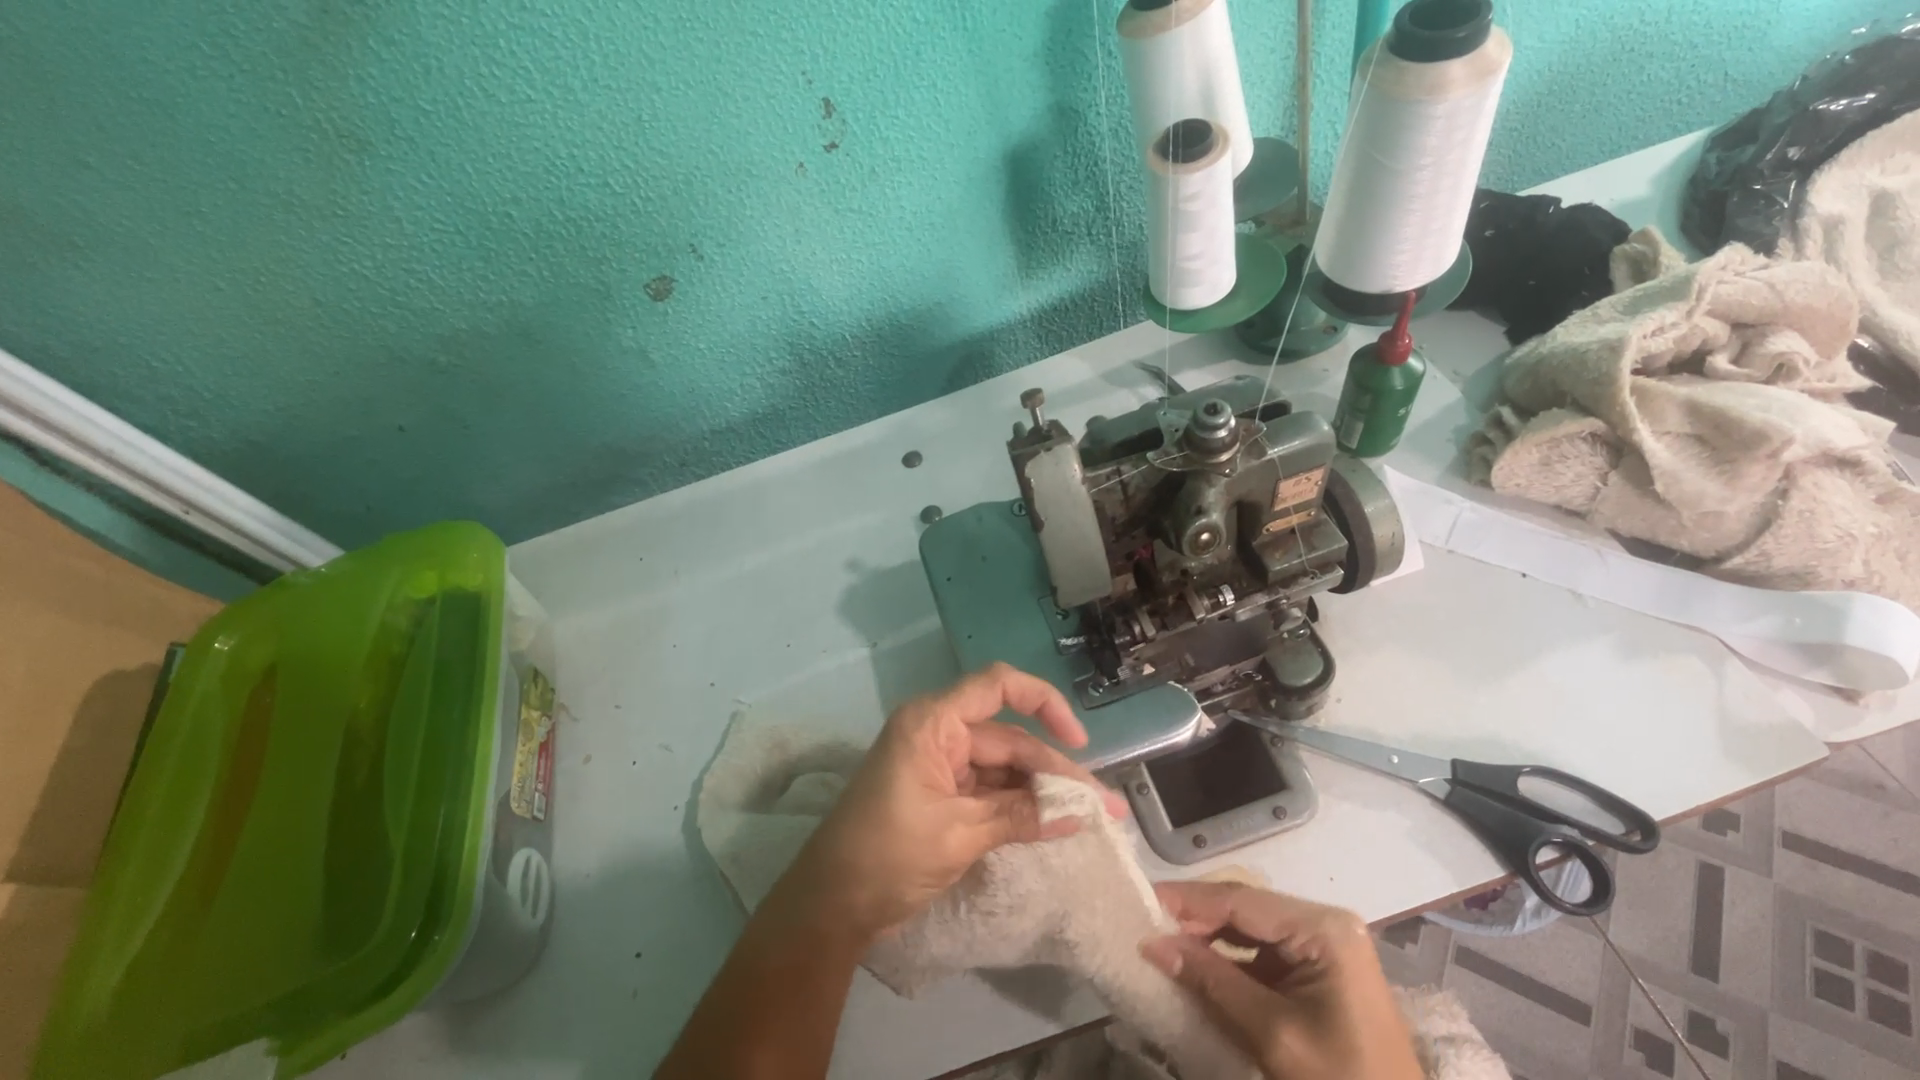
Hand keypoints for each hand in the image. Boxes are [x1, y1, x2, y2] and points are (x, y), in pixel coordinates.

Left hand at [770, 663, 1125, 944]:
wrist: (830, 906)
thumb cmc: (887, 855)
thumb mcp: (960, 834)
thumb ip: (1022, 816)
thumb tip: (1082, 813)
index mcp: (932, 724)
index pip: (997, 686)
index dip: (1044, 703)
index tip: (1078, 740)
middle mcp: (937, 735)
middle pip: (1009, 739)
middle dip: (1055, 770)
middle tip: (1103, 806)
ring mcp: (938, 767)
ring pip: (1003, 768)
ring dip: (1042, 792)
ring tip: (1091, 818)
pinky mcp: (939, 797)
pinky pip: (989, 791)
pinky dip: (1019, 807)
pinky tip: (1054, 825)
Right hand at [1141, 882, 1422, 1079]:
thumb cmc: (1338, 1078)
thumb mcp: (1271, 1033)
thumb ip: (1211, 981)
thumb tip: (1153, 944)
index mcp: (1324, 928)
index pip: (1240, 899)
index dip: (1186, 899)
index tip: (1139, 902)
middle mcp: (1326, 923)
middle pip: (1245, 907)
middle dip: (1194, 917)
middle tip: (1144, 925)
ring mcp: (1325, 947)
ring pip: (1250, 927)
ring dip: (1207, 936)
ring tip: (1161, 942)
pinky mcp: (1319, 971)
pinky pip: (1263, 951)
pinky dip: (1228, 958)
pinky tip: (1196, 965)